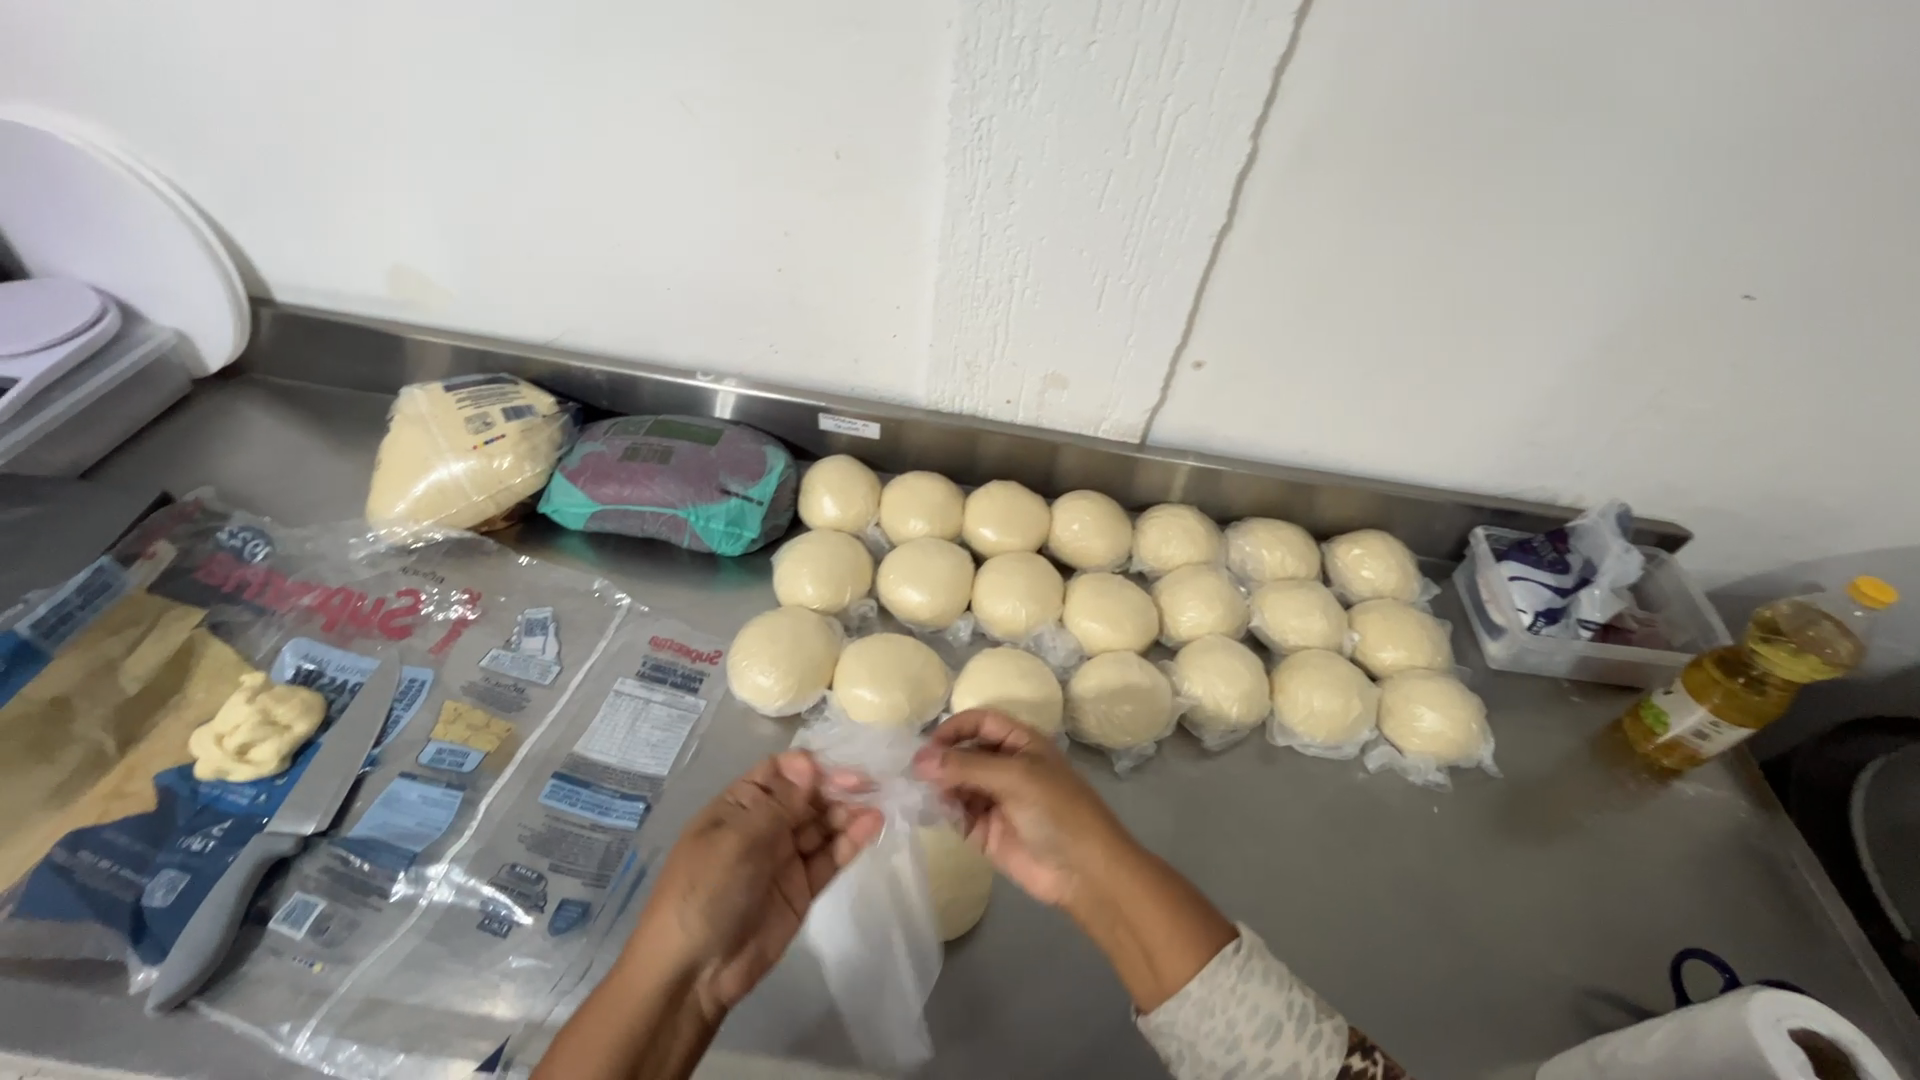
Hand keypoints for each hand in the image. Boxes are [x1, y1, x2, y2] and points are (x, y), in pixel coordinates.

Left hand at [627, 751, 882, 1019]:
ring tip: (876, 804)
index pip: (779, 772)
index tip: (838, 769)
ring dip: (847, 812)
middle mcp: (763, 826)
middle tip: (869, 784)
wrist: (692, 973)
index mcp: (739, 807)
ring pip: (822, 825)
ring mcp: (784, 858)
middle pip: (806, 796)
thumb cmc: (704, 892)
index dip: (809, 767)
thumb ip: (778, 803)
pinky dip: (850, 841)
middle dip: (835, 786)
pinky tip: (871, 825)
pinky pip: (829, 857)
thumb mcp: (736, 840)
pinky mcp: (802, 888)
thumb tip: (809, 762)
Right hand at [913, 708, 1136, 909]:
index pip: (980, 722)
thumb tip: (919, 759)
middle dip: (940, 760)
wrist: (1085, 872)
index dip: (954, 728)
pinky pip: (957, 814)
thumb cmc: (1057, 811)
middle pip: (964, 753)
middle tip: (913, 774)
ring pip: (956, 784)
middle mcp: (1006, 767)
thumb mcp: (1016, 777)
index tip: (928, 746)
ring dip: (938, 786)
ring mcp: (995, 800)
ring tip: (919, 794)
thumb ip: (966, 766)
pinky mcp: (985, 832)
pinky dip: (942, 811)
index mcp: (1021, 744)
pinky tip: (930, 812)